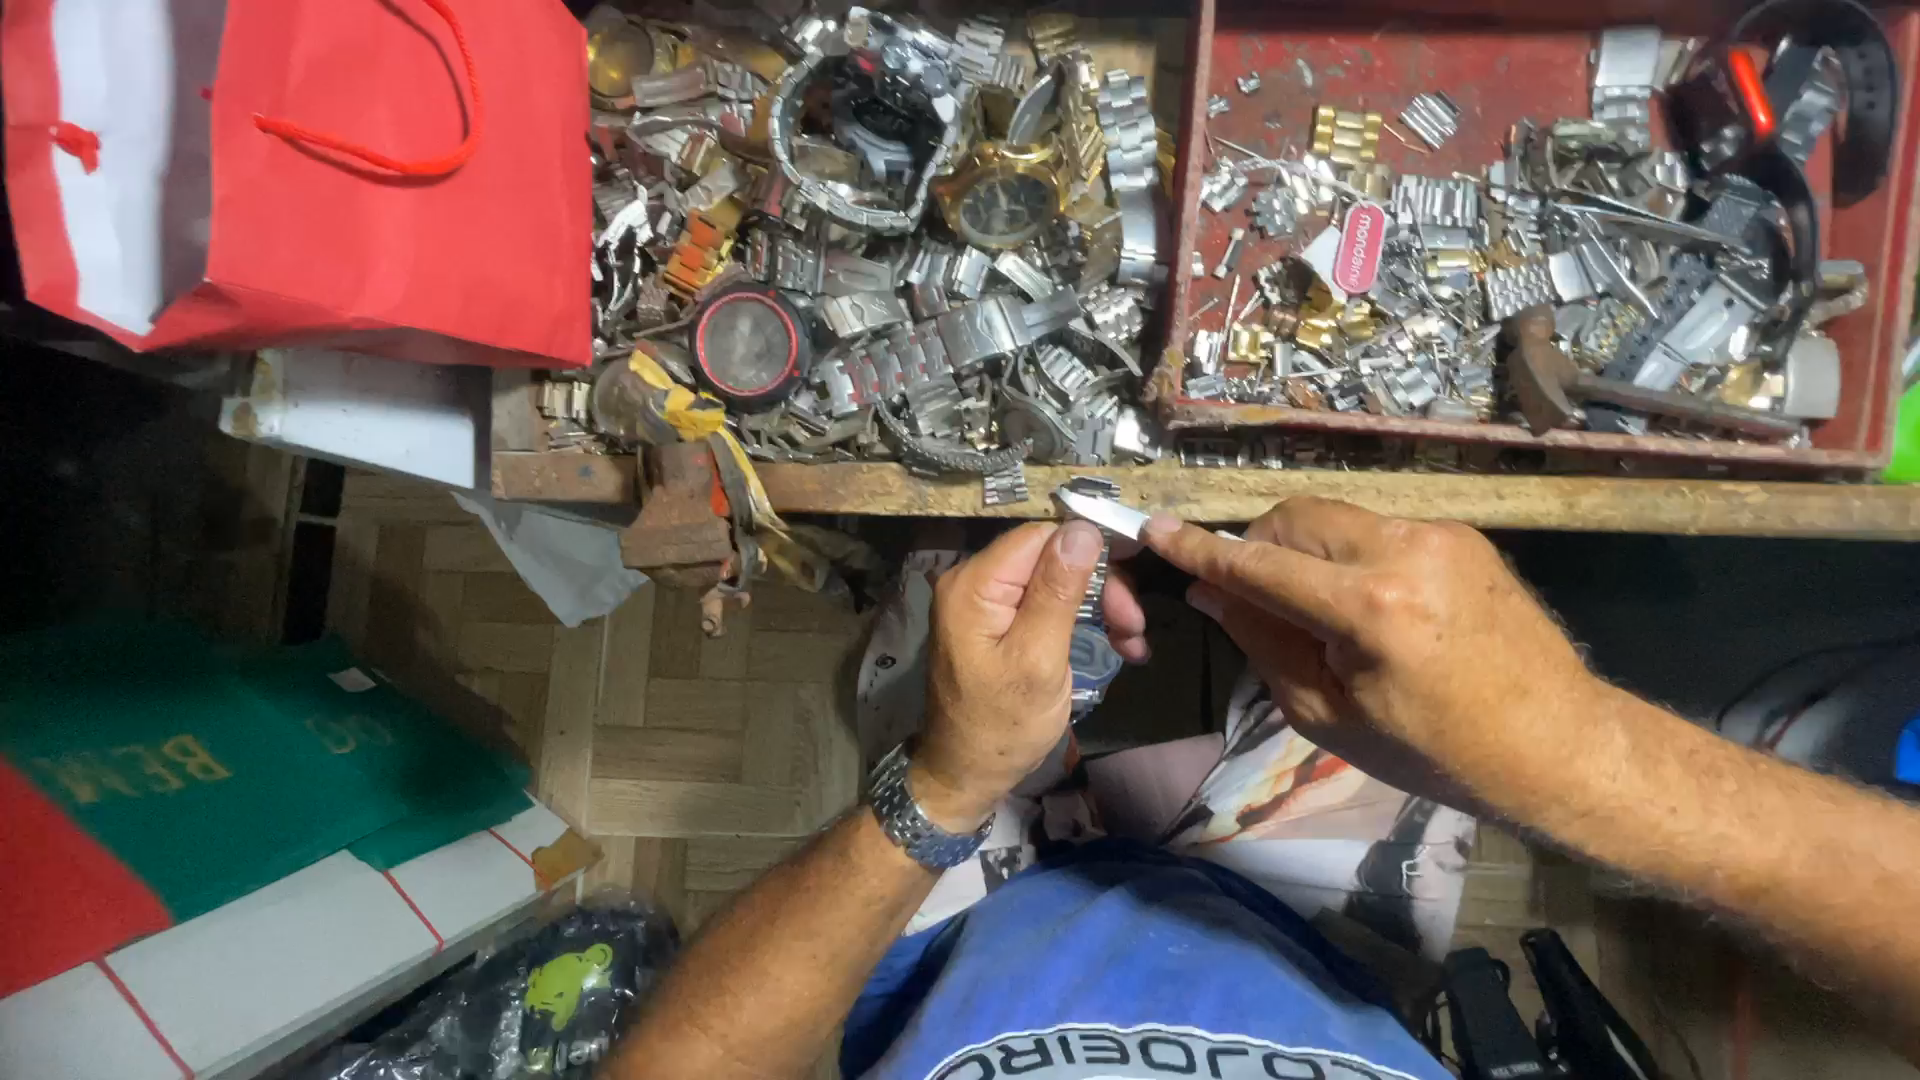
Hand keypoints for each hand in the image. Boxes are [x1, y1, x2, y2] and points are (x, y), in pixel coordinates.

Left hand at [913, 521, 1147, 829]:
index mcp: (975, 584)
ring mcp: (985, 602)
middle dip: (1098, 587)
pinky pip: (1044, 604)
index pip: (1040, 536)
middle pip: (1049, 557)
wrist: (967, 773)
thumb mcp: (1038, 659)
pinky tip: (1115, 643)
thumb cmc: (1002, 725)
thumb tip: (1082, 527)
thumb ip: (1058, 591)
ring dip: (1097, 605)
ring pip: (1054, 580)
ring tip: (1131, 642)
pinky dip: (1079, 620)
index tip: (1129, 585)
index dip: (1089, 551)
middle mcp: (974, 581)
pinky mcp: (998, 622)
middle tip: (1134, 627)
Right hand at [1141, 498, 1598, 803]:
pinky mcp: (1457, 534)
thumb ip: (1261, 639)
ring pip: (1328, 516)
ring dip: (1297, 549)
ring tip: (1309, 603)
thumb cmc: (1433, 751)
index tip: (1155, 528)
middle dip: (1255, 546)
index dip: (1198, 549)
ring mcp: (1438, 534)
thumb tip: (1209, 591)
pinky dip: (1340, 554)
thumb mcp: (1326, 713)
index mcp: (1369, 610)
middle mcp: (1404, 552)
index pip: (1258, 565)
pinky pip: (1368, 528)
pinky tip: (1359, 601)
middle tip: (1250, 595)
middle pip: (1291, 518)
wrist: (1561, 744)